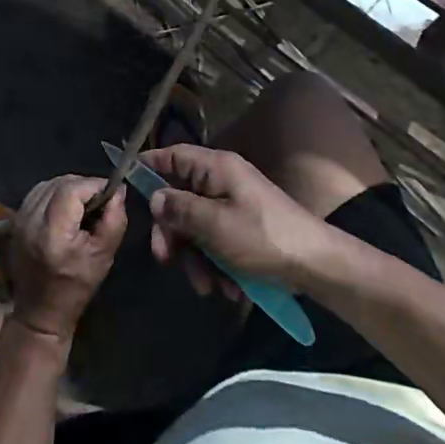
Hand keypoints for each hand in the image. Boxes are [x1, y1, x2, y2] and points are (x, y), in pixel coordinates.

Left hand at [8, 175, 127, 338]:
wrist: (41, 310)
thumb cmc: (77, 286)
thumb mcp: (104, 255)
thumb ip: (115, 219)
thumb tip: (117, 190)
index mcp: (52, 232)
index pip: (72, 189)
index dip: (94, 185)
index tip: (110, 193)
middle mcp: (31, 220)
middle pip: (60, 183)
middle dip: (83, 185)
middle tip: (100, 200)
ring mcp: (20, 219)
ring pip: (48, 185)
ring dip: (69, 188)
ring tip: (84, 203)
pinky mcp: (16, 220)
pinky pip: (38, 193)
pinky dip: (54, 193)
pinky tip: (66, 207)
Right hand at [140, 145, 335, 289]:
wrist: (317, 266)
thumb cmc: (264, 238)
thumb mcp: (214, 225)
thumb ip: (179, 208)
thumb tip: (155, 197)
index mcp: (216, 168)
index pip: (172, 155)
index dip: (148, 166)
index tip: (127, 184)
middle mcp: (223, 181)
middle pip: (179, 198)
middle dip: (173, 234)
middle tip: (166, 260)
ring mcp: (234, 205)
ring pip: (195, 226)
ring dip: (195, 258)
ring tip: (208, 286)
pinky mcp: (243, 229)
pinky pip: (215, 242)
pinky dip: (216, 265)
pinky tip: (227, 288)